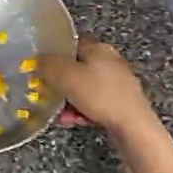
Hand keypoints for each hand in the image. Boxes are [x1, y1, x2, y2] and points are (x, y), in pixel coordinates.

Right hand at [39, 39, 160, 138]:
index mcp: (98, 48)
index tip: (41, 71)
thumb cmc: (98, 95)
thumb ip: (46, 63)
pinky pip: (95, 102)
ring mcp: (118, 82)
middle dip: (60, 85)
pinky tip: (75, 121)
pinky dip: (83, 110)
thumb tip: (38, 59)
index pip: (69, 46)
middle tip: (48, 96)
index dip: (52, 57)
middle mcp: (110, 61)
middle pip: (75, 69)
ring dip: (69, 101)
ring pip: (83, 88)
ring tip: (61, 116)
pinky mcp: (122, 101)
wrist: (133, 126)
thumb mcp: (64, 75)